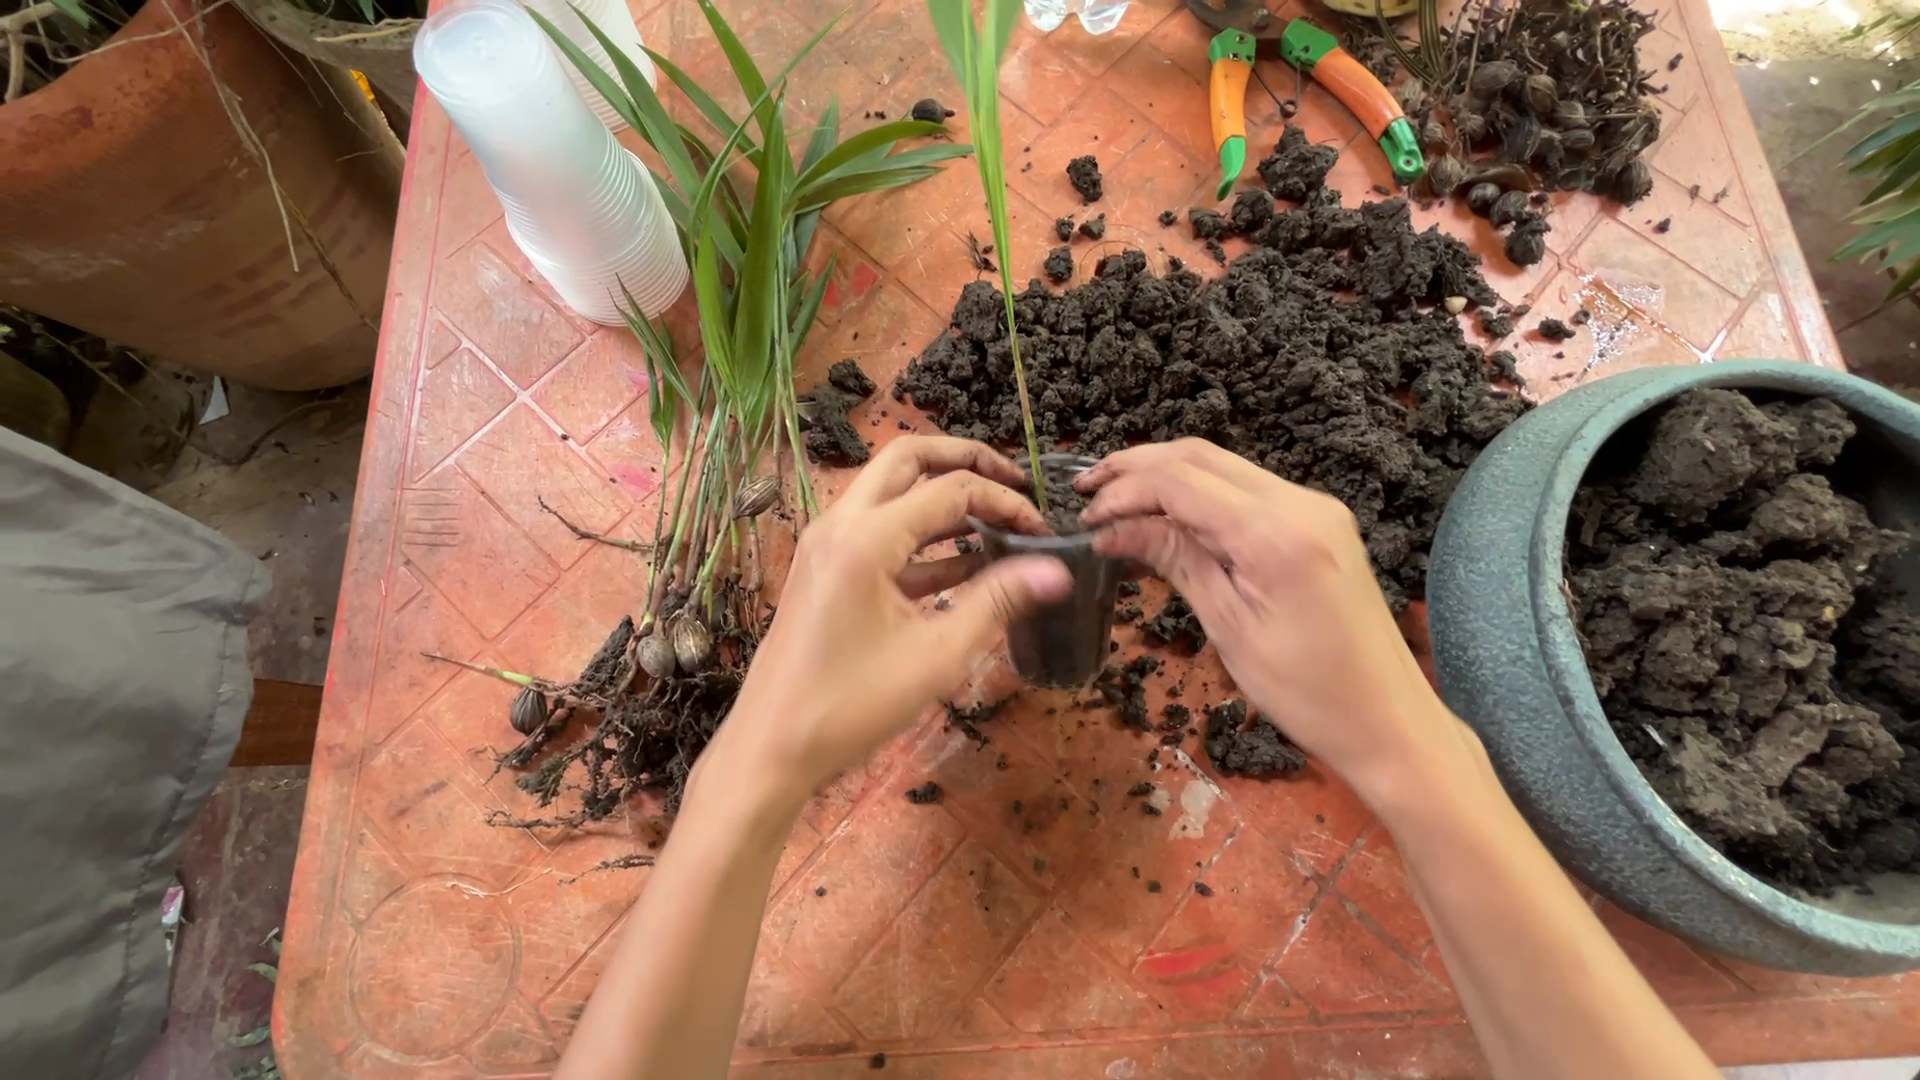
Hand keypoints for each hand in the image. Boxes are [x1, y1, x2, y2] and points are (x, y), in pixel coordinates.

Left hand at [719, 437, 1070, 798]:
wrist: (771, 747)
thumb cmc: (852, 706)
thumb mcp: (936, 656)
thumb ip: (997, 602)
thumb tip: (1057, 571)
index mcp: (866, 538)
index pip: (951, 490)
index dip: (1004, 502)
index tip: (1042, 530)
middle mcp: (840, 523)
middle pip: (907, 459)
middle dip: (965, 460)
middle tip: (1014, 481)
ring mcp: (827, 543)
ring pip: (891, 491)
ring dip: (943, 497)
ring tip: (997, 519)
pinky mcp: (825, 568)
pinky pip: (879, 532)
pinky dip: (922, 537)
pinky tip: (966, 563)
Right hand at [1077, 438, 1469, 800]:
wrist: (1389, 720)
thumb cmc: (1306, 692)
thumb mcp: (1229, 627)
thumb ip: (1176, 560)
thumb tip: (1112, 529)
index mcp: (1276, 532)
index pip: (1182, 481)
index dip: (1125, 490)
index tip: (1085, 518)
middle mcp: (1299, 501)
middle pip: (1200, 457)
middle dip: (1137, 466)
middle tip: (1087, 489)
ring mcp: (1313, 507)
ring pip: (1221, 466)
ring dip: (1164, 475)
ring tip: (1114, 497)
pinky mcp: (1315, 521)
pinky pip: (1244, 490)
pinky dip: (1196, 494)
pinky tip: (1165, 515)